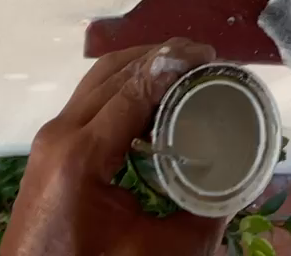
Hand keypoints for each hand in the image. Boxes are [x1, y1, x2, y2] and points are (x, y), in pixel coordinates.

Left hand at [1, 39, 224, 255]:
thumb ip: (200, 217)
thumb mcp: (152, 254)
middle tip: (202, 57)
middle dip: (161, 56)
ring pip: (99, 77)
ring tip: (181, 65)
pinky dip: (123, 82)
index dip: (173, 64)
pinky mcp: (51, 145)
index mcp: (82, 155)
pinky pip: (90, 95)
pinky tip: (151, 94)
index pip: (134, 88)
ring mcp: (51, 136)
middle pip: (116, 72)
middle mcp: (60, 132)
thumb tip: (239, 180)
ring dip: (140, 63)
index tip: (208, 55)